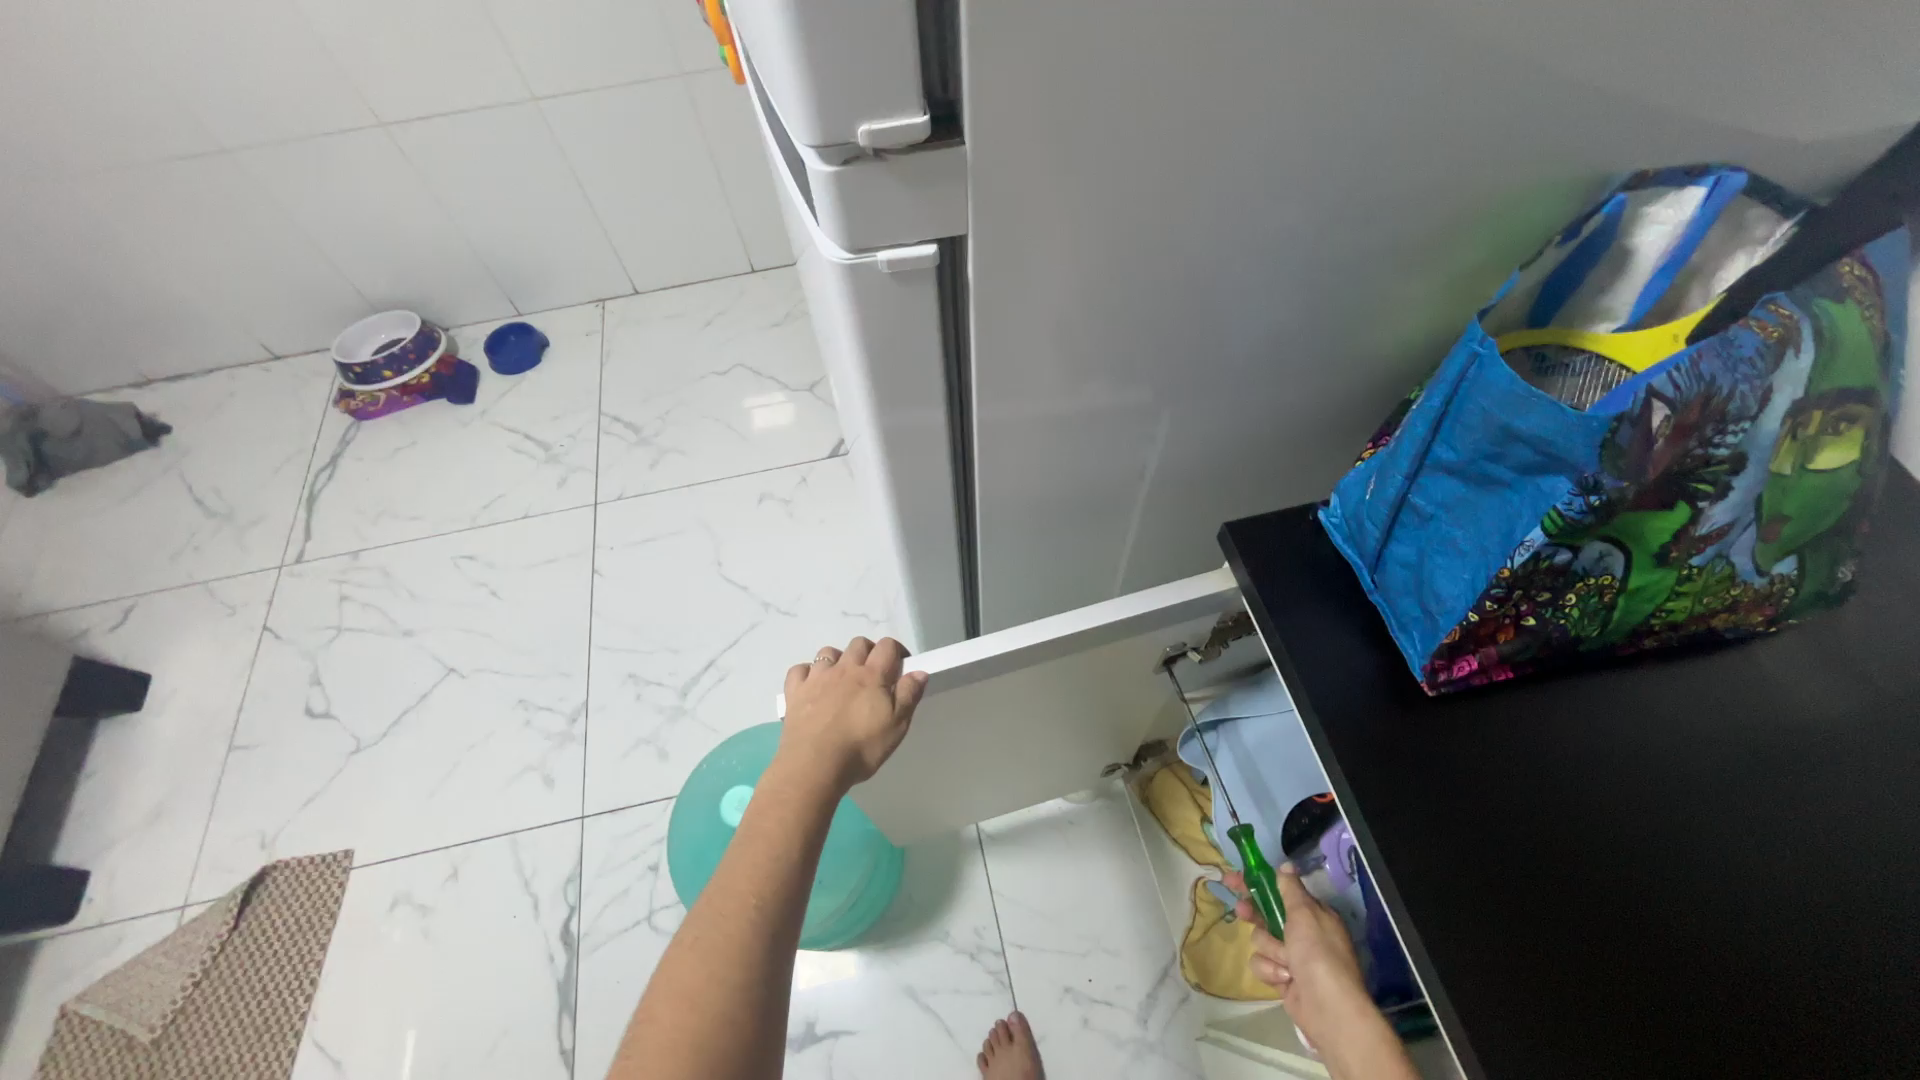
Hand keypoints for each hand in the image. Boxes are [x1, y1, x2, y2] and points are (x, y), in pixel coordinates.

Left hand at [778, 636, 927, 791]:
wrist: (814, 766)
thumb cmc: (861, 748)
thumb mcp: (896, 726)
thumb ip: (908, 695)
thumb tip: (919, 672)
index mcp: (871, 676)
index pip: (888, 646)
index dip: (897, 651)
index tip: (900, 667)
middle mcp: (844, 669)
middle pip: (859, 644)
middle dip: (869, 651)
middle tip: (874, 675)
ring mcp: (817, 678)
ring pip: (829, 652)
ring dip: (839, 659)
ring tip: (843, 680)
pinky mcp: (795, 692)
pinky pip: (800, 669)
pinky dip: (808, 672)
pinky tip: (813, 686)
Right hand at [1227, 864, 1384, 1056]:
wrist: (1327, 1006)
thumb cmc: (1318, 953)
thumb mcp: (1305, 913)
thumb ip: (1290, 888)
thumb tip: (1286, 865)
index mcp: (1313, 914)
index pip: (1279, 890)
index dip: (1256, 883)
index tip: (1233, 879)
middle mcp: (1302, 932)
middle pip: (1265, 913)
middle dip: (1254, 914)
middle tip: (1242, 911)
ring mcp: (1291, 955)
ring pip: (1260, 939)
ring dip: (1270, 949)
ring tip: (1286, 962)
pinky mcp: (1281, 976)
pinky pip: (1261, 962)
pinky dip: (1271, 969)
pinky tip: (1285, 978)